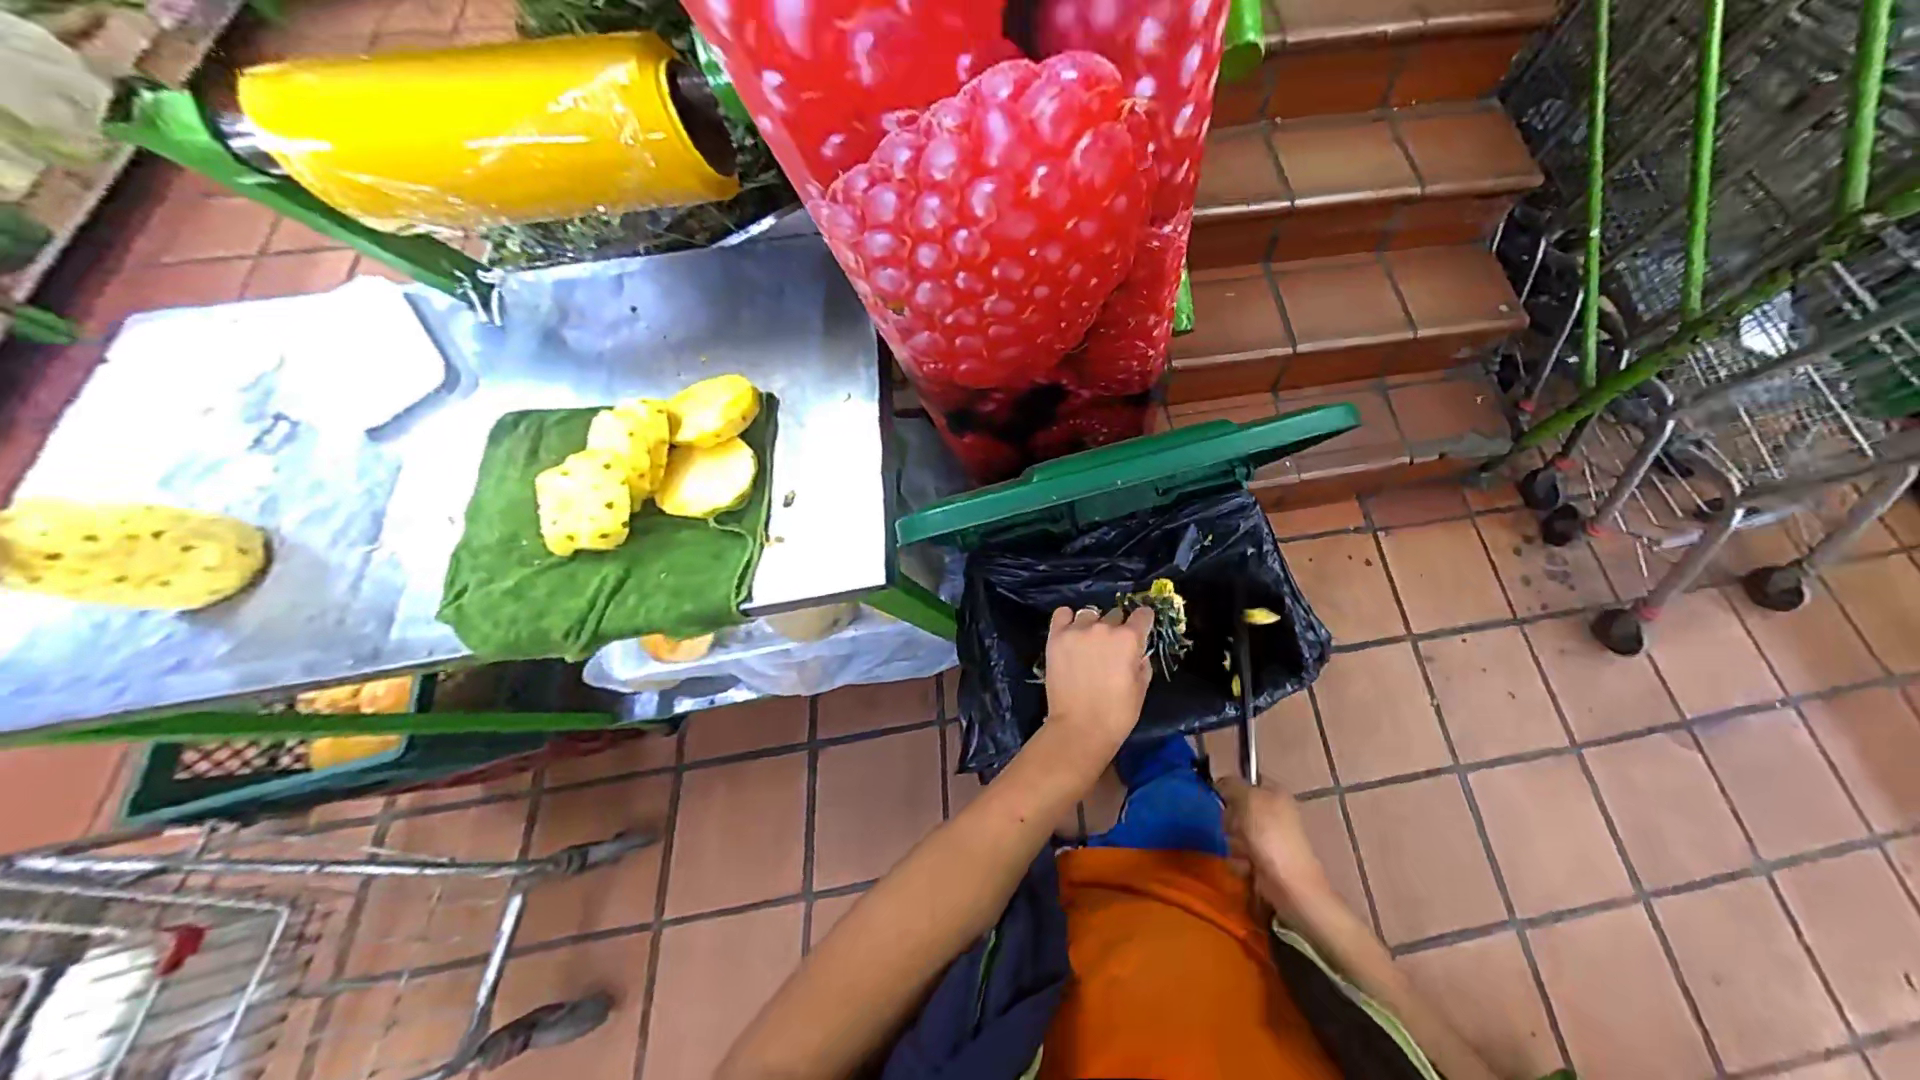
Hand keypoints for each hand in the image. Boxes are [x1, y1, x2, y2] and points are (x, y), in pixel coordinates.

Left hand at [1043, 605, 1152, 755]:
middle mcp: (1104, 628)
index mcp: (1129, 639)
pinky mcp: (1056, 637)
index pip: (1142, 615)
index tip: (1140, 628)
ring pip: (1089, 614)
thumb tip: (1137, 653)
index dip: (1143, 621)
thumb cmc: (1117, 714)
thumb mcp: (1141, 688)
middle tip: (1110, 648)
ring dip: (1092, 625)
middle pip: (1115, 615)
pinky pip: (1062, 614)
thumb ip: (1141, 663)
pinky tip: (1070, 632)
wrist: (1080, 727)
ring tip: (1087, 643)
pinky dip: (1067, 620)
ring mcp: (1077, 631)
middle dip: (1117, 628)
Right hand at [1219, 776, 1337, 922]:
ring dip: (1235, 844)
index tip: (1226, 799)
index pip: (1245, 782)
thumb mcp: (1249, 799)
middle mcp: (1272, 813)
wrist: (1289, 884)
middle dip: (1232, 821)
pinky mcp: (1261, 860)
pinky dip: (1240, 861)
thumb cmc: (1270, 835)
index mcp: (1274, 794)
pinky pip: (1237, 854)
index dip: (1233, 790)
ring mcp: (1267, 838)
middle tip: (1239, 829)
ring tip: (1246, 852)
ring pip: (1233, 833)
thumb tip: (1221, 783)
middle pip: (1235, 808)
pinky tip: (1249, 866)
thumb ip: (1231, 785)